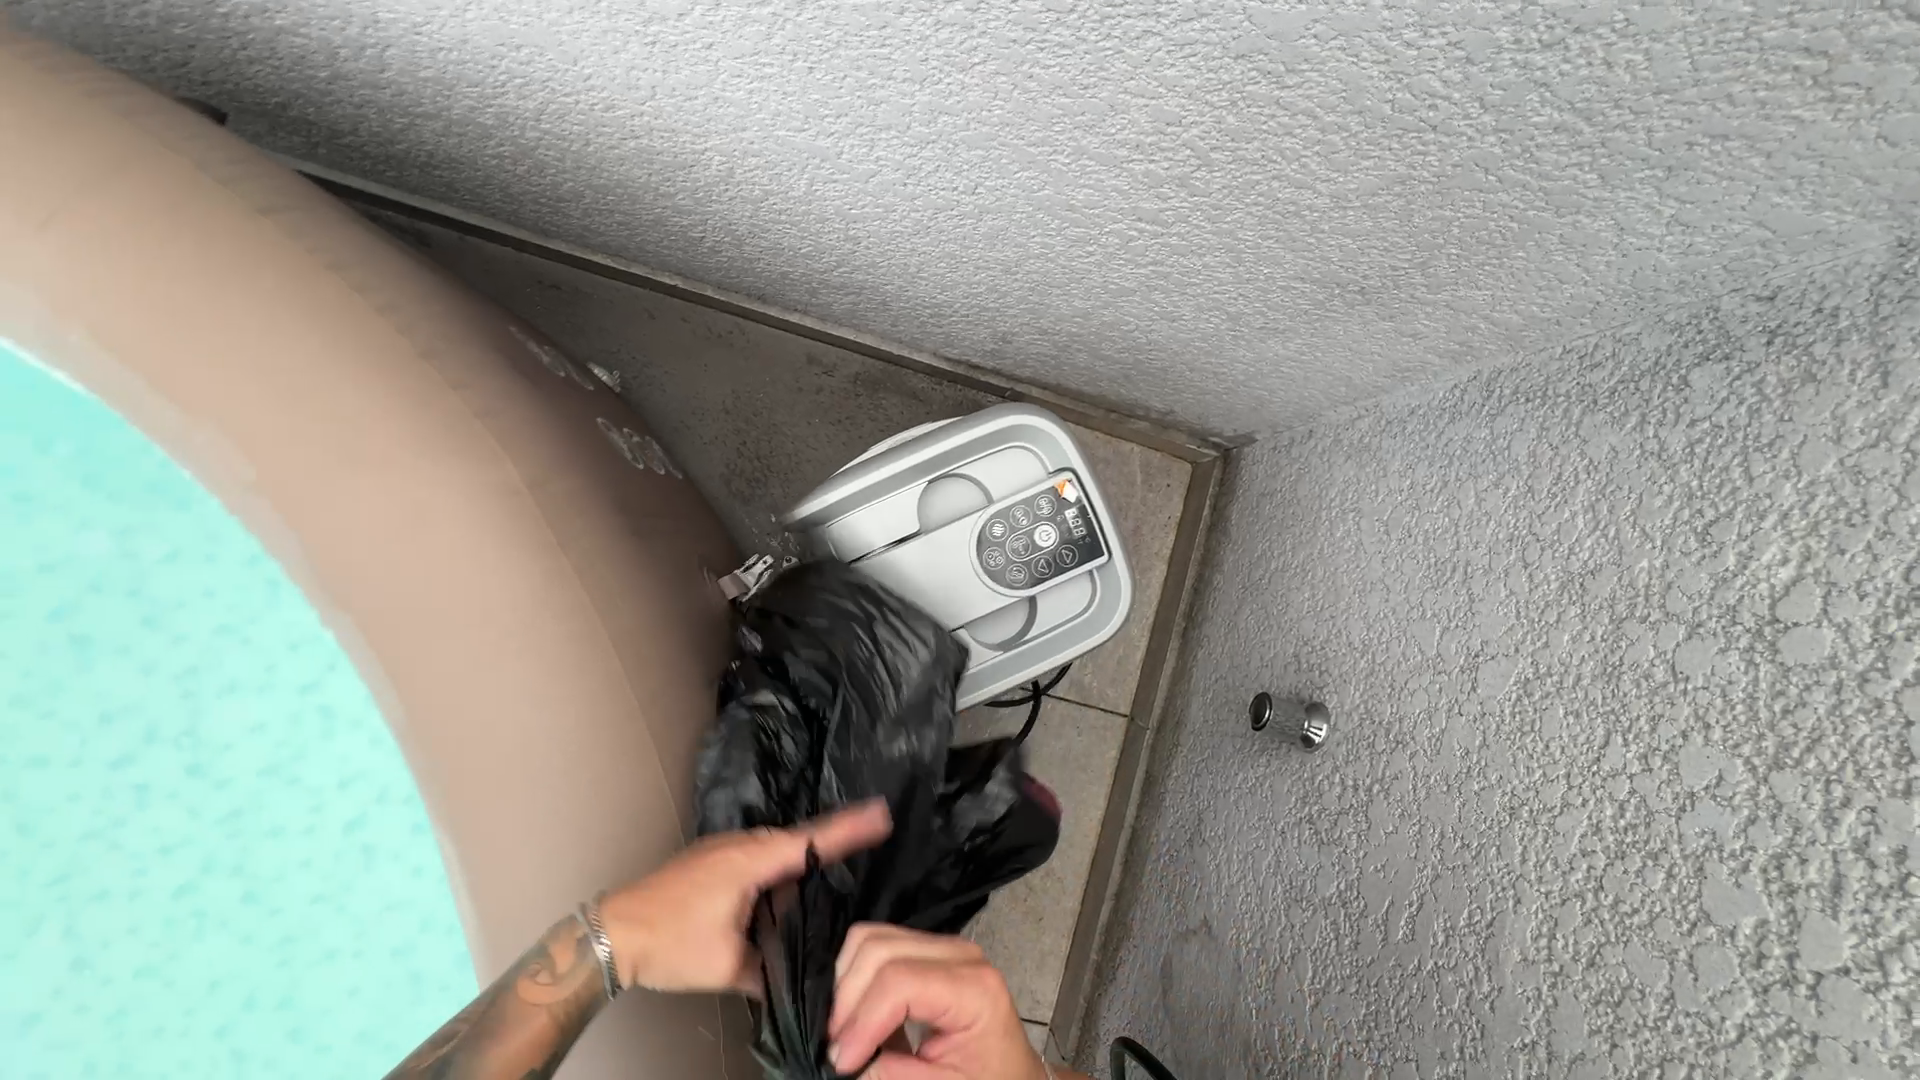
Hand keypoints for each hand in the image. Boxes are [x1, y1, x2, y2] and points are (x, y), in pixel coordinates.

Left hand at [597, 800, 891, 993]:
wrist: (612, 932)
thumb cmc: (669, 944)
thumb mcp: (725, 966)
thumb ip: (766, 970)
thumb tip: (796, 981)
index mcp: (752, 862)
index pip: (811, 840)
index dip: (849, 829)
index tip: (880, 813)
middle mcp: (742, 845)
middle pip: (797, 839)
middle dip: (832, 838)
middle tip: (867, 835)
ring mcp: (723, 848)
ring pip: (775, 847)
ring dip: (801, 855)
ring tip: (828, 865)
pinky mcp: (711, 859)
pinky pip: (756, 853)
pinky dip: (776, 865)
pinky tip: (779, 887)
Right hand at [827, 924, 1047, 1079]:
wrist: (1015, 1074)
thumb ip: (894, 1075)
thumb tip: (845, 1061)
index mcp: (974, 988)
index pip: (900, 981)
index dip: (862, 1019)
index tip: (841, 1062)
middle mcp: (959, 953)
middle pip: (880, 949)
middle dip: (847, 998)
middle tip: (835, 1048)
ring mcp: (942, 946)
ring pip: (873, 938)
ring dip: (847, 983)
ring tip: (842, 1031)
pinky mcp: (928, 950)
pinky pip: (879, 944)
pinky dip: (856, 975)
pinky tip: (853, 1014)